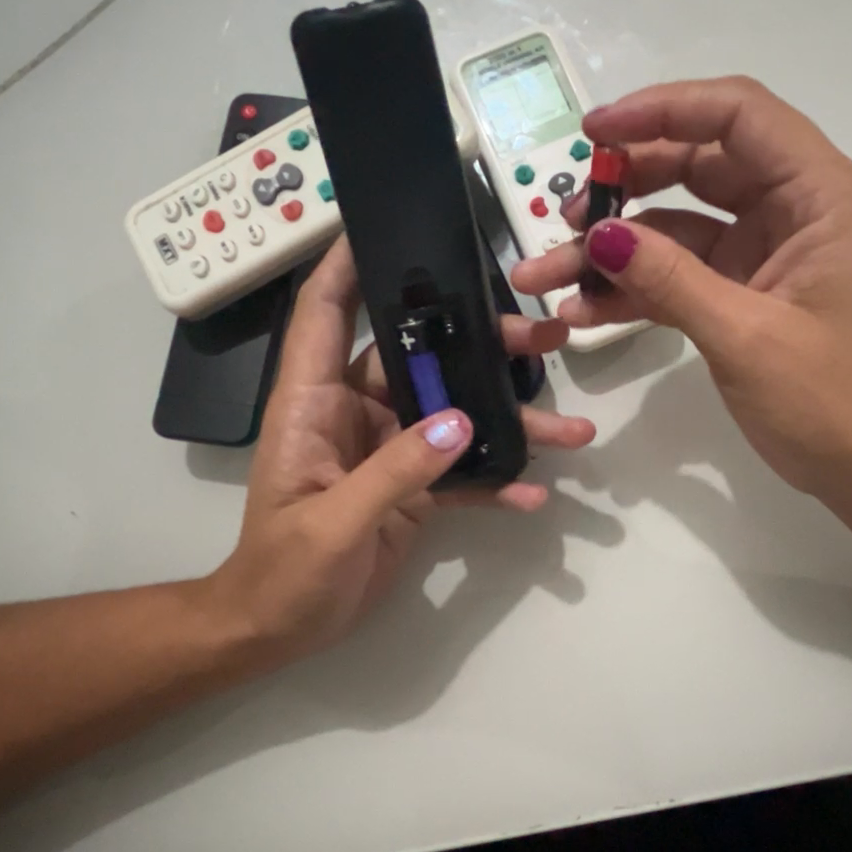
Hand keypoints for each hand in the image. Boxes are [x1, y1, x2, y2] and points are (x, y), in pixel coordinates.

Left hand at [204, 238, 594, 658]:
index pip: (326, 313)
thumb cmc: (281, 572)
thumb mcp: (331, 523)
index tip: (389, 222)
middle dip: (482, 344)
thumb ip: (395, 472)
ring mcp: (390, 449)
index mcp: (314, 403)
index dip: (349, 263)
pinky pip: (463, 473)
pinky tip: (535, 494)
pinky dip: (498, 481)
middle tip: (548, 334)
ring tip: (572, 427)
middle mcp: (356, 412)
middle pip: (421, 358)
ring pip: (456, 413)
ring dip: (511, 417)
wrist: (278, 629)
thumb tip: (462, 424)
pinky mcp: (413, 488)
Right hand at [511, 76, 851, 504]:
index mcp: (819, 195)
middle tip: (567, 213)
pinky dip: (634, 286)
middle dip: (627, 184)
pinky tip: (584, 308)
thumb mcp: (745, 336)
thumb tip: (600, 235)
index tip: (594, 132)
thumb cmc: (829, 400)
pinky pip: (679, 271)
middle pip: (699, 162)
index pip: (738, 116)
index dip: (663, 110)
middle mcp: (793, 208)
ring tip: (553, 272)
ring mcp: (764, 251)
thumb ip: (670, 280)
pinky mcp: (741, 291)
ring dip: (617, 244)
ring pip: (679, 220)